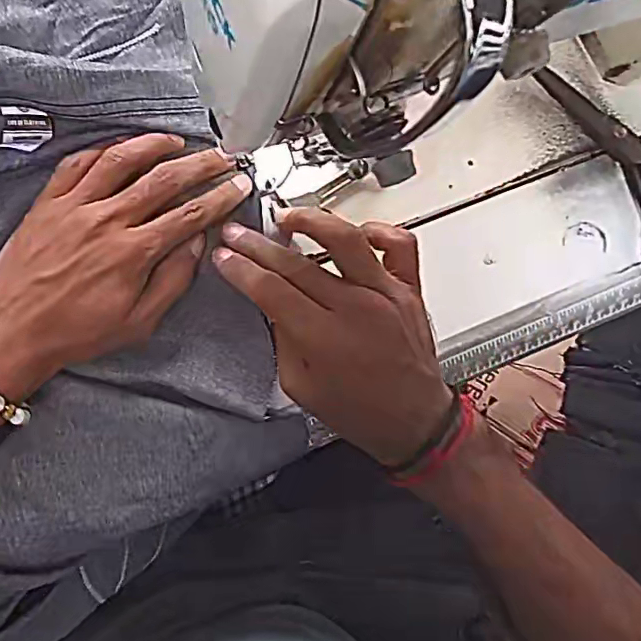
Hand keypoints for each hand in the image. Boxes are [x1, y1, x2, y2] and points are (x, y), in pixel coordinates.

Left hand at [0, 134, 252, 415]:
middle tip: (220, 157)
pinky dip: (101, 150)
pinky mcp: (47, 204)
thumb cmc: (74, 333)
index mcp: (132, 253)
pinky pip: (76, 163)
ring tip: (176, 140)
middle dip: (200, 164)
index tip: (236, 186)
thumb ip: (171, 281)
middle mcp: (105, 222)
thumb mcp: (137, 323)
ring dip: (153, 144)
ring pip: (121, 160)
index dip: (220, 196)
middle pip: (164, 179)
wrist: (14, 333)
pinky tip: (118, 148)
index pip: (189, 213)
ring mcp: (73, 208)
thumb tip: (195, 244)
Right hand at [212, 208, 453, 465]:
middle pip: (296, 262)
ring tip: (288, 217)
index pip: (270, 288)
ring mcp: (386, 295)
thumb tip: (271, 305)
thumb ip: (283, 341)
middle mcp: (356, 309)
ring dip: (311, 221)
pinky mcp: (408, 290)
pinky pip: (399, 244)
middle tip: (239, 234)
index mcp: (324, 338)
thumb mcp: (301, 387)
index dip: (241, 269)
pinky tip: (355, 231)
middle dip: (257, 244)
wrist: (414, 423)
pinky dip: (377, 230)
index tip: (226, 257)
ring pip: (346, 238)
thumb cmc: (362, 411)